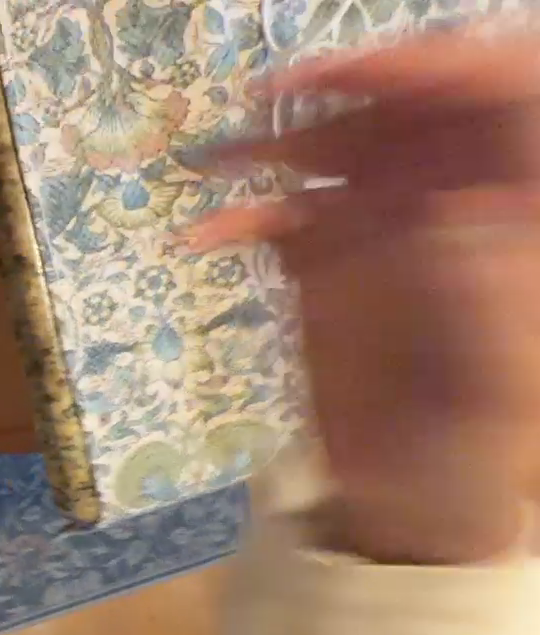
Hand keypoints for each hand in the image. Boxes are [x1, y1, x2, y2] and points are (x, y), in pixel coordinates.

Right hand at [190, 35, 539, 561]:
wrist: (413, 486)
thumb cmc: (486, 439)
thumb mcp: (504, 372)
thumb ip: (485, 289)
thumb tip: (445, 212)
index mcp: (525, 204)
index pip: (498, 97)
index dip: (428, 67)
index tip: (341, 73)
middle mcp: (453, 197)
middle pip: (406, 113)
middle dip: (340, 98)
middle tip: (264, 106)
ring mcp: (379, 232)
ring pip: (333, 157)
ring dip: (275, 149)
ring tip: (216, 158)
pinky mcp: (318, 269)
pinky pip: (276, 222)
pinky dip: (238, 220)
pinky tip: (207, 235)